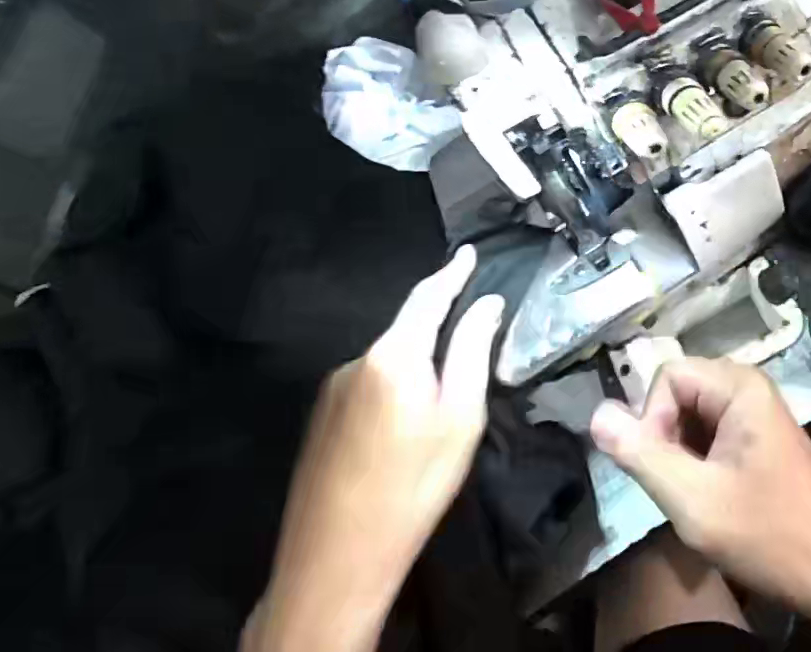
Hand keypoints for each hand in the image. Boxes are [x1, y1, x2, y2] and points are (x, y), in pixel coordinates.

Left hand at [248, 246, 503, 651]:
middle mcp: (358, 358)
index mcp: (394, 353)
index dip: (453, 272)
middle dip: (437, 316)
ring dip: (415, 356)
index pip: (429, 296)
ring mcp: (333, 387)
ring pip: (387, 355)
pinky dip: (393, 381)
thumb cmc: (415, 484)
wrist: (336, 560)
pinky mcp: (321, 414)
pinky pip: (368, 379)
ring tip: (439, 390)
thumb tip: (488, 302)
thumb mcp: (461, 416)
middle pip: (407, 324)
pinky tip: (402, 420)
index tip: (470, 251)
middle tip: (470, 318)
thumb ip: (473, 350)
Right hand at [589, 358, 810, 605]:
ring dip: (679, 447)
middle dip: (665, 434)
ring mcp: (755, 406)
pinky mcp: (756, 430)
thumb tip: (595, 414)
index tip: (662, 468)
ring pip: (690, 409)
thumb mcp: (693, 500)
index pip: (668, 376)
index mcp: (739, 386)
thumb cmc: (766, 533)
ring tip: (692, 489)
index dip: (652, 418)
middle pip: (678, 389)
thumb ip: (640, 454)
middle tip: (675, 483)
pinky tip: (707, 488)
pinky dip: (696, 453)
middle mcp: (748, 384)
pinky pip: (709, 424)